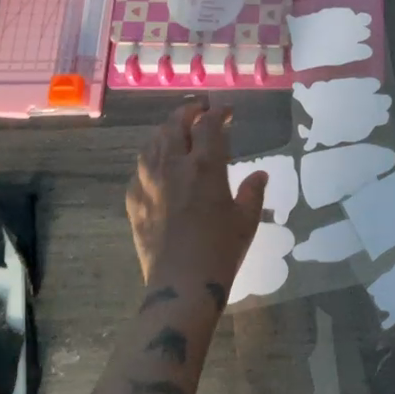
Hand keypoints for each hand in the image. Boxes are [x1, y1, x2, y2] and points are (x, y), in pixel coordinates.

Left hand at [126, 100, 267, 288]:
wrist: (181, 284)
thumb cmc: (221, 250)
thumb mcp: (246, 219)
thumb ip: (253, 192)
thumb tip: (260, 174)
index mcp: (206, 166)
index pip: (210, 125)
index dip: (219, 112)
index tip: (227, 111)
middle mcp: (174, 166)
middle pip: (176, 125)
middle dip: (189, 111)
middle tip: (200, 110)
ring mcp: (149, 182)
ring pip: (153, 143)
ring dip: (167, 131)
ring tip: (177, 131)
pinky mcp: (134, 200)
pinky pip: (140, 169)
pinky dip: (151, 158)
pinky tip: (157, 165)